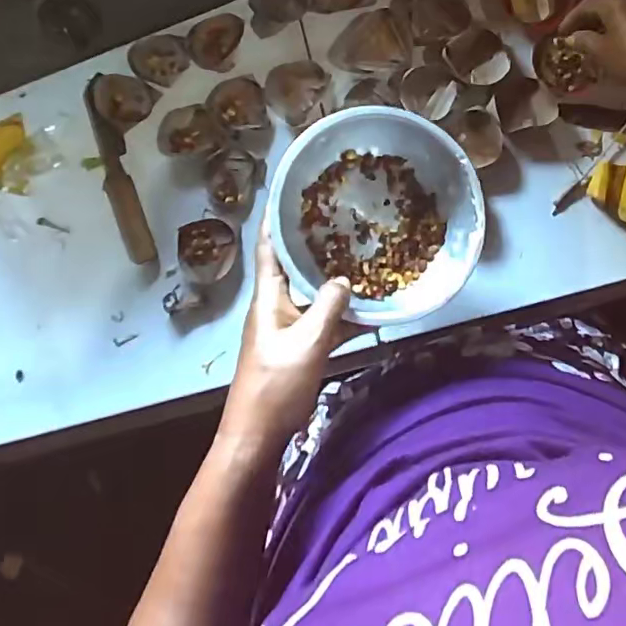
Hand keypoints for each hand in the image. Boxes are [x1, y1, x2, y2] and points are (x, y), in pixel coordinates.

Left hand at [217, 229, 362, 458]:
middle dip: (313, 242)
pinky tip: (368, 309)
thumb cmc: (275, 385)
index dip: (276, 218)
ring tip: (361, 257)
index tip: (289, 191)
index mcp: (268, 296)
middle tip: (341, 219)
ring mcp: (286, 325)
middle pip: (293, 265)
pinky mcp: (297, 346)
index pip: (269, 247)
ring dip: (332, 279)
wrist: (257, 434)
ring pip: (311, 292)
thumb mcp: (307, 344)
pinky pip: (321, 320)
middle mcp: (275, 303)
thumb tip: (344, 278)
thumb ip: (328, 309)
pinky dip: (341, 314)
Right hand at [560, 0, 625, 97]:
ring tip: (599, 37)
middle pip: (607, 3)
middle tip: (578, 33)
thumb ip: (584, 40)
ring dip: (609, 21)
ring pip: (625, 9)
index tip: (561, 33)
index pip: (586, 4)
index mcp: (616, 2)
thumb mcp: (601, 52)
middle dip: (591, 17)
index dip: (570, 18)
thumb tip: (574, 37)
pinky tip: (621, 39)